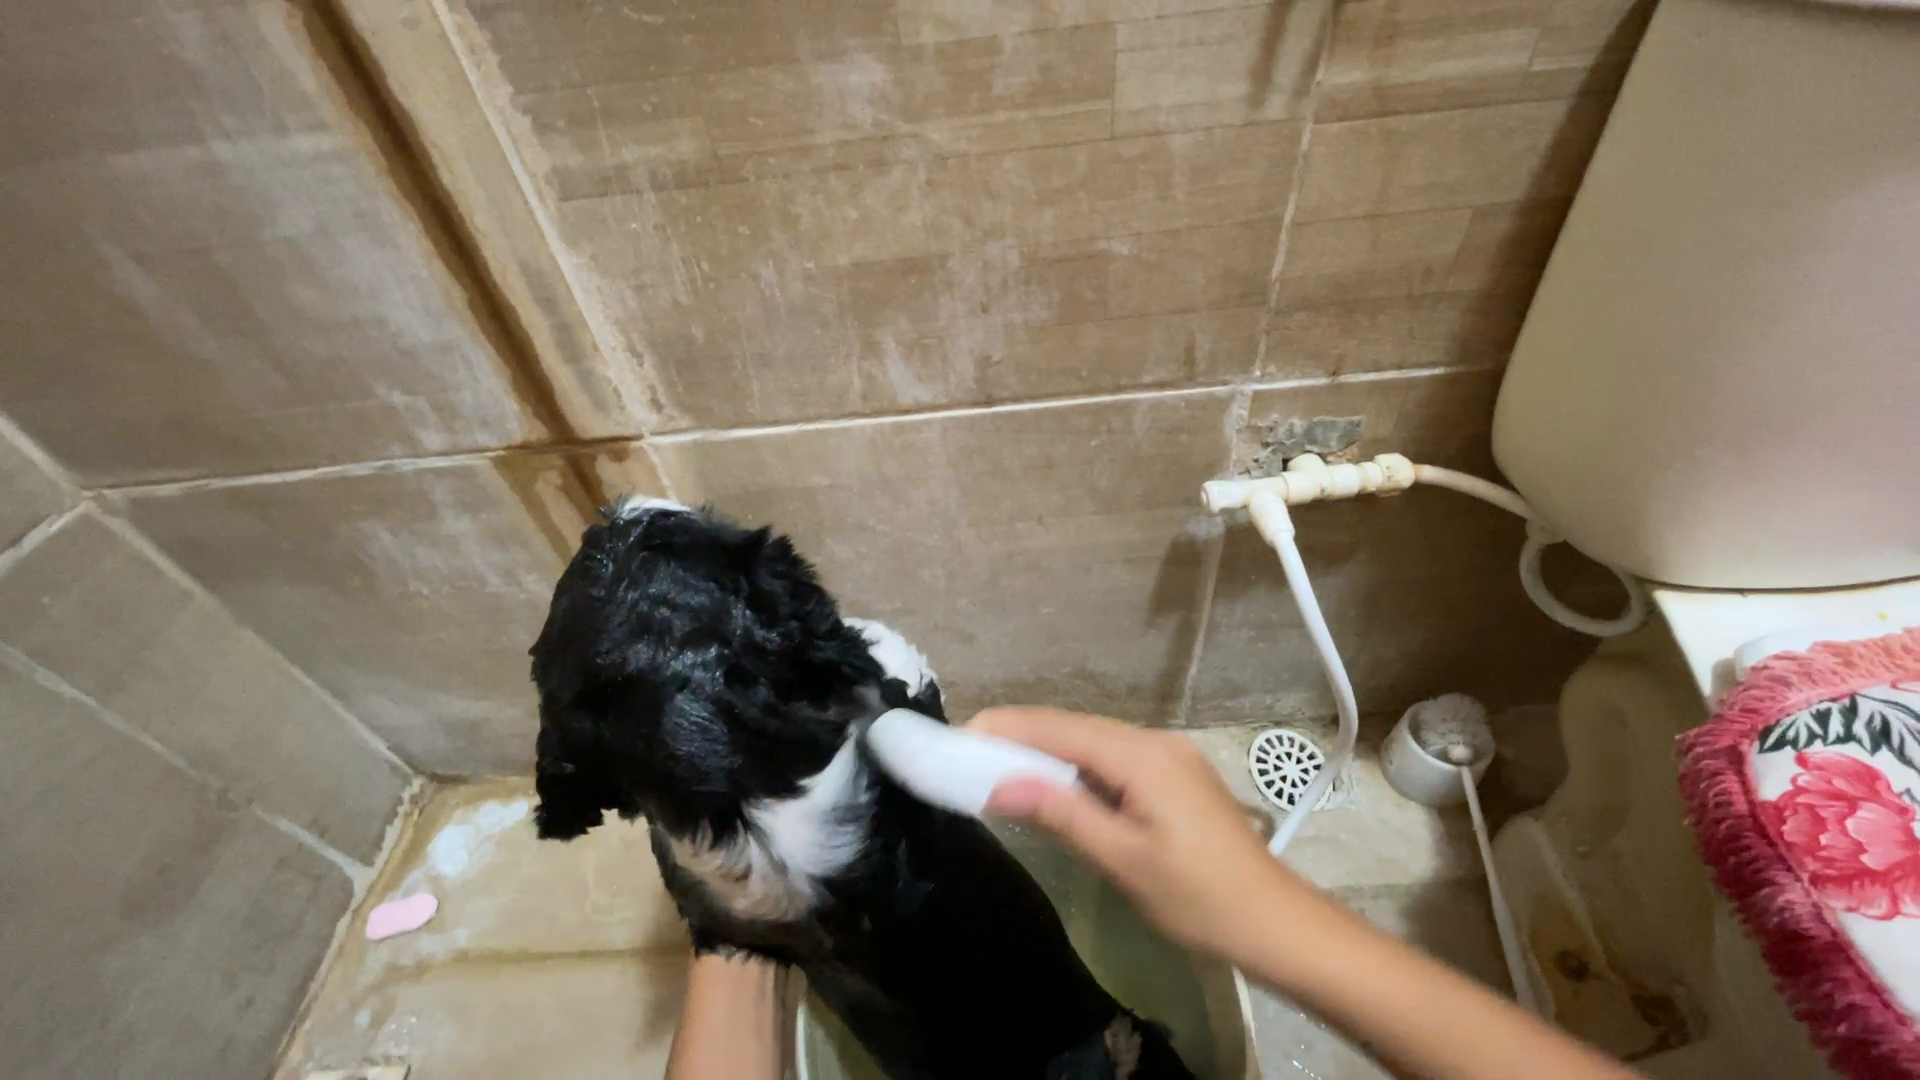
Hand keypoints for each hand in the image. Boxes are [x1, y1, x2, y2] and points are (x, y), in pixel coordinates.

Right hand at [968, 706, 1315, 962]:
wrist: (1275, 921)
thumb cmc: (1198, 897)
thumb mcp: (1123, 859)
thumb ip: (1062, 813)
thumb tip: (999, 783)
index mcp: (1143, 756)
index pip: (1062, 728)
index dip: (1010, 727)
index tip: (964, 732)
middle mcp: (1155, 741)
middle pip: (1077, 727)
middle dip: (1024, 734)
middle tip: (973, 750)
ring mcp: (1169, 755)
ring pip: (1095, 740)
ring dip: (1049, 749)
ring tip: (1002, 763)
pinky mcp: (1175, 774)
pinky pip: (1114, 757)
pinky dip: (1078, 764)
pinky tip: (1057, 782)